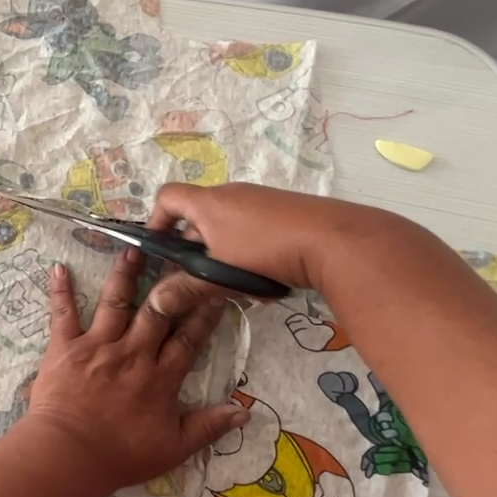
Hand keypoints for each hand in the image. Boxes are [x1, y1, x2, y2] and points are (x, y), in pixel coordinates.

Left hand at [24, 249, 249, 490]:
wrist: (71, 453)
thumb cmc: (121, 455)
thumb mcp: (174, 448)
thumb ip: (208, 427)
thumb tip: (245, 412)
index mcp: (159, 378)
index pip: (188, 341)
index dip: (203, 318)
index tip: (216, 295)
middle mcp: (131, 354)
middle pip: (156, 313)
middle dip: (170, 285)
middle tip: (179, 258)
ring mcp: (97, 346)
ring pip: (114, 303)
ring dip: (124, 275)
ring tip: (131, 249)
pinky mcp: (65, 347)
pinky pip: (63, 313)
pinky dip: (60, 290)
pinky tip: (59, 268)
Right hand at [148, 183, 412, 292]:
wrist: (341, 241)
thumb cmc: (267, 250)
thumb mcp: (220, 273)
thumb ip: (186, 288)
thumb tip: (155, 303)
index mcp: (208, 202)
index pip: (167, 197)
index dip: (156, 219)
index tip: (161, 247)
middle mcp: (232, 193)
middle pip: (198, 215)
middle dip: (194, 246)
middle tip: (200, 275)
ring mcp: (263, 200)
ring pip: (228, 225)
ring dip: (225, 251)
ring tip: (239, 280)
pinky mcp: (289, 210)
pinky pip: (256, 226)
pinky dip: (252, 248)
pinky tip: (269, 276)